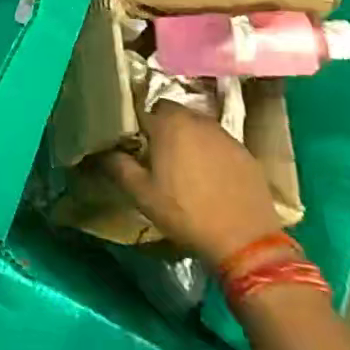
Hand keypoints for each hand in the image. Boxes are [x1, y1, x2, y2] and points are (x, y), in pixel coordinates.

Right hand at [95, 101, 283, 268]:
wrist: (245, 241)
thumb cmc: (186, 213)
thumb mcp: (143, 195)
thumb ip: (119, 167)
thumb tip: (103, 151)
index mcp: (170, 124)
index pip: (146, 108)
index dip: (138, 124)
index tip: (135, 144)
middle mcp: (198, 120)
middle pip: (173, 114)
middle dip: (164, 129)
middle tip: (158, 156)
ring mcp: (225, 135)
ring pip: (198, 127)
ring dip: (189, 139)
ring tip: (186, 168)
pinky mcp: (245, 152)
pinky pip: (220, 144)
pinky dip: (212, 153)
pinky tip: (212, 179)